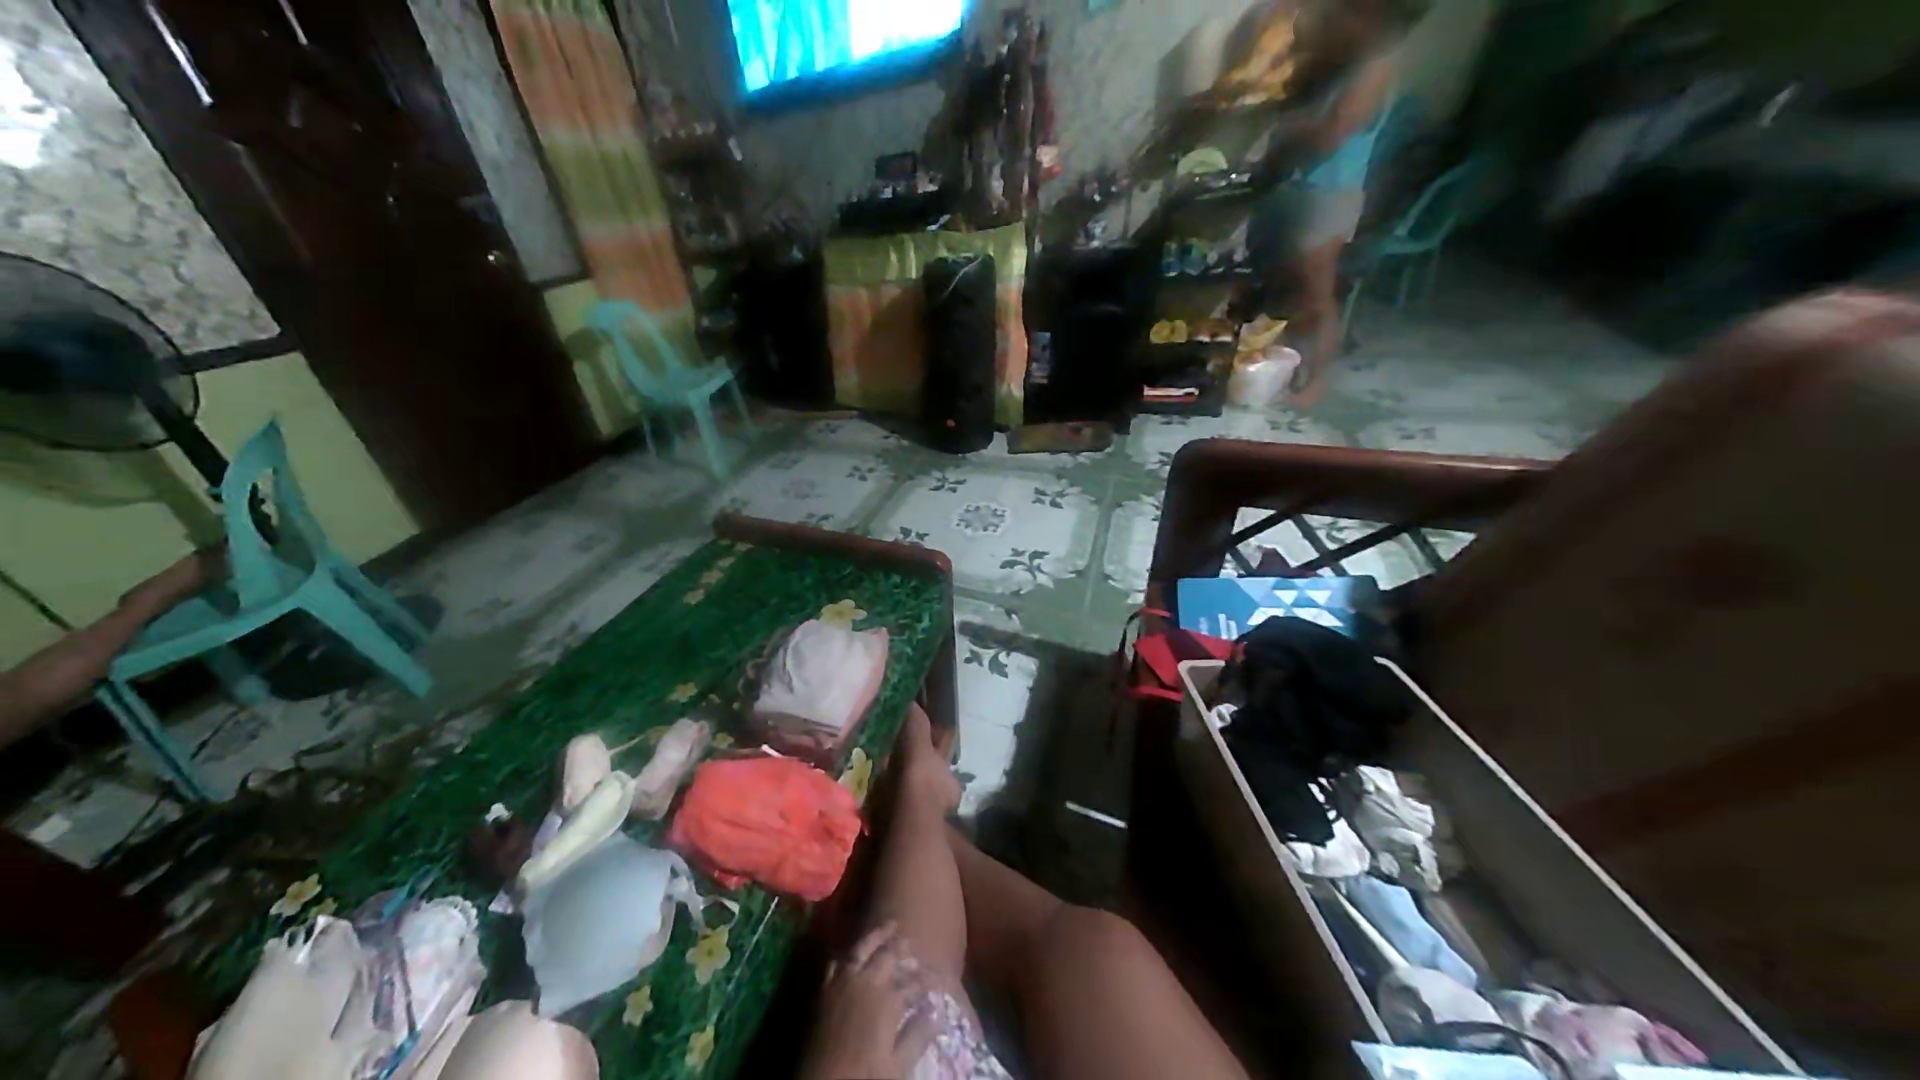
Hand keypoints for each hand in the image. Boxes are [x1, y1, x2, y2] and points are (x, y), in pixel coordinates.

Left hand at [799, 923, 938, 1079]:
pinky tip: (852, 950)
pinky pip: (837, 960)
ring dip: (876, 936)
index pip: (914, 982)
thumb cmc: (863, 1076)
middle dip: (902, 945)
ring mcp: (843, 982)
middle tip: (912, 940)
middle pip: (887, 954)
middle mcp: (866, 982)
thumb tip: (938, 1011)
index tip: (938, 976)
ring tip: (888, 926)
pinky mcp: (824, 989)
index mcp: (888, 999)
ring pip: (862, 947)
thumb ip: (918, 1036)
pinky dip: (848, 951)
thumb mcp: (897, 1066)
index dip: (927, 979)